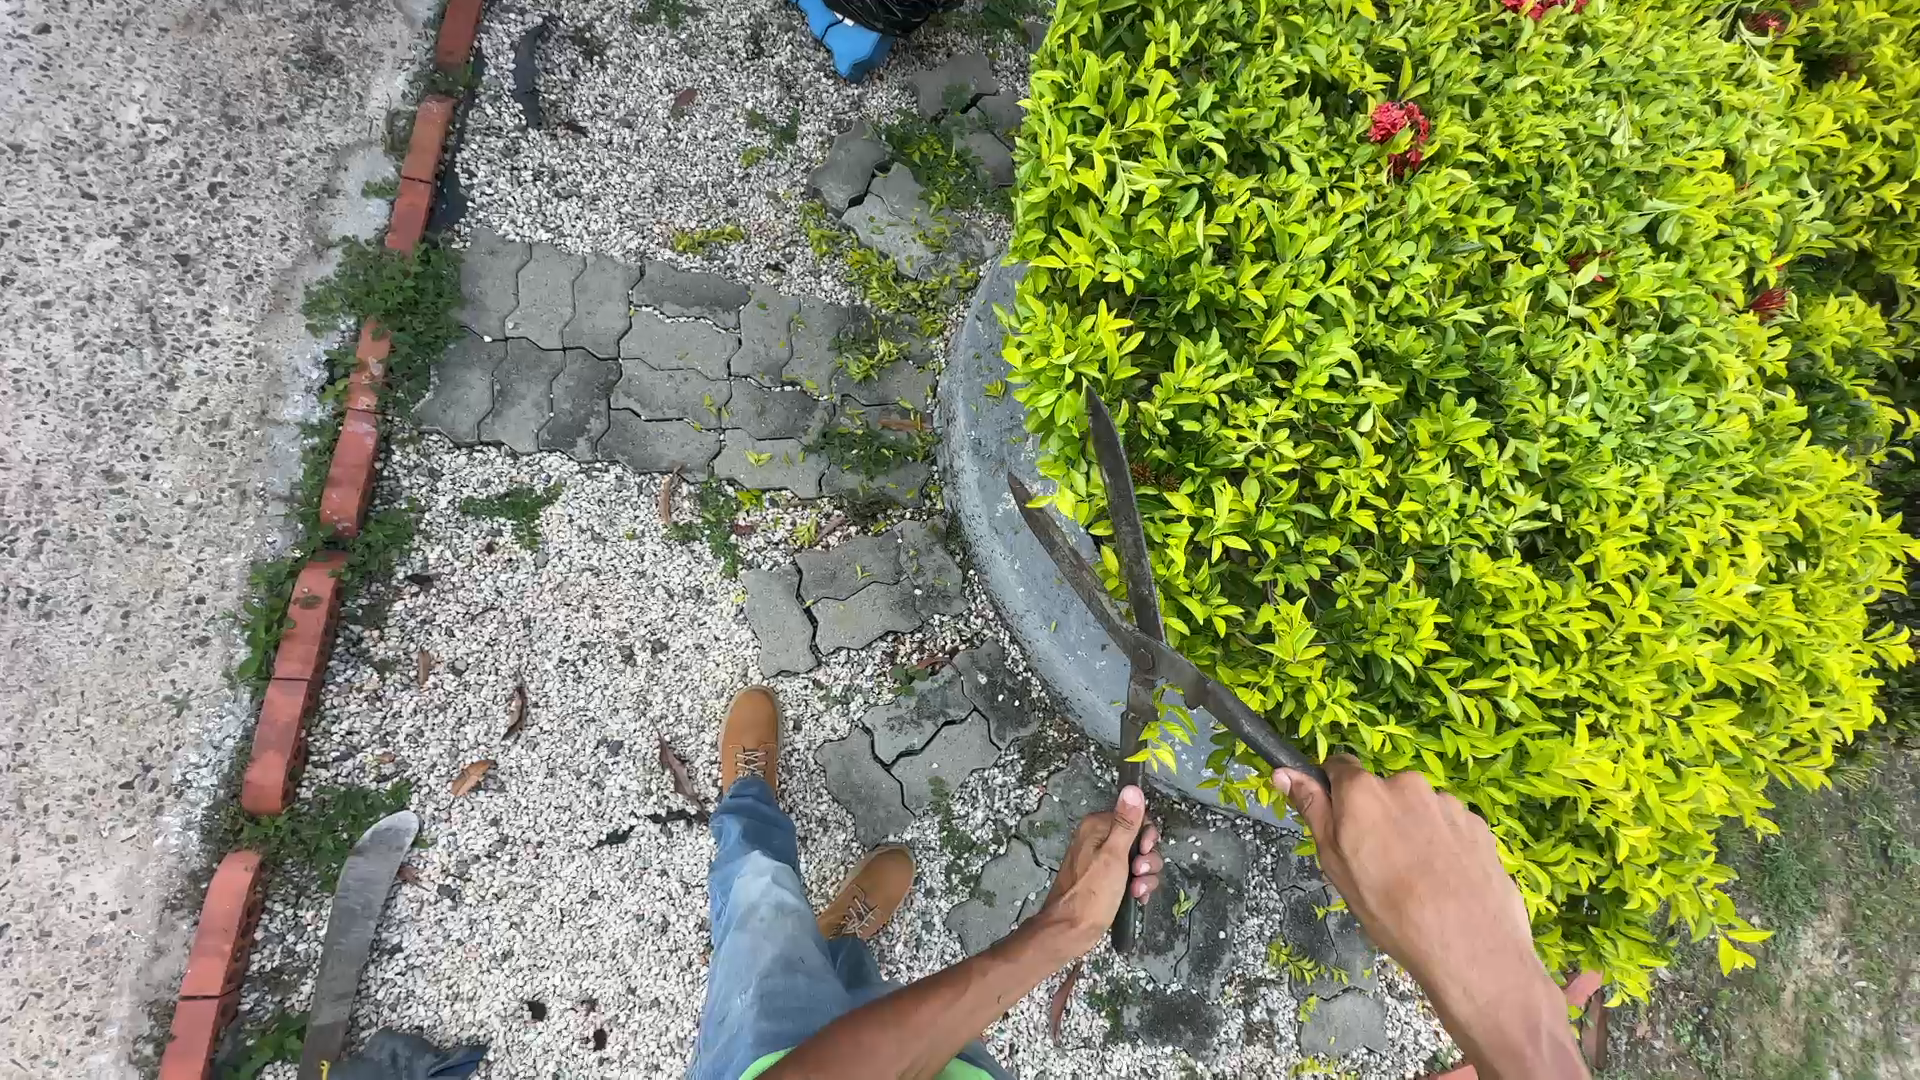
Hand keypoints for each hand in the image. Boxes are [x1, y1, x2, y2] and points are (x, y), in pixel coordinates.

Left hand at [1026, 785, 1162, 963]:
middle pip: (1139, 840)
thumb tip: (1132, 788)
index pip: (1134, 817)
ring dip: (1144, 877)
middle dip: (1146, 860)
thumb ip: (1126, 823)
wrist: (1072, 930)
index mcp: (1097, 826)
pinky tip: (1137, 899)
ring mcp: (1102, 859)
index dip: (1146, 836)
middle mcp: (1099, 838)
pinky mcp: (1106, 879)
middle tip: (1138, 875)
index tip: (1144, 851)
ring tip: (1136, 891)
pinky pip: (1131, 876)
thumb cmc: (1092, 892)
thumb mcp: (1114, 855)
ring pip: (1138, 860)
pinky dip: (1138, 887)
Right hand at [1277, 757, 1587, 1079]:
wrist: (1472, 950)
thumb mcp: (1335, 862)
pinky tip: (1446, 879)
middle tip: (1379, 860)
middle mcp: (1405, 784)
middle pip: (1381, 790)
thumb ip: (1313, 810)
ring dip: (1412, 828)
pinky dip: (1444, 842)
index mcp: (1363, 790)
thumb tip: (1284, 773)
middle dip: (1377, 814)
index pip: (1339, 766)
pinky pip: (1449, 824)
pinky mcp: (1479, 826)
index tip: (1341, 823)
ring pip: (1417, 808)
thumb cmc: (1389, 909)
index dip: (1335, 793)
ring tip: (1419, 876)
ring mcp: (1447, 804)